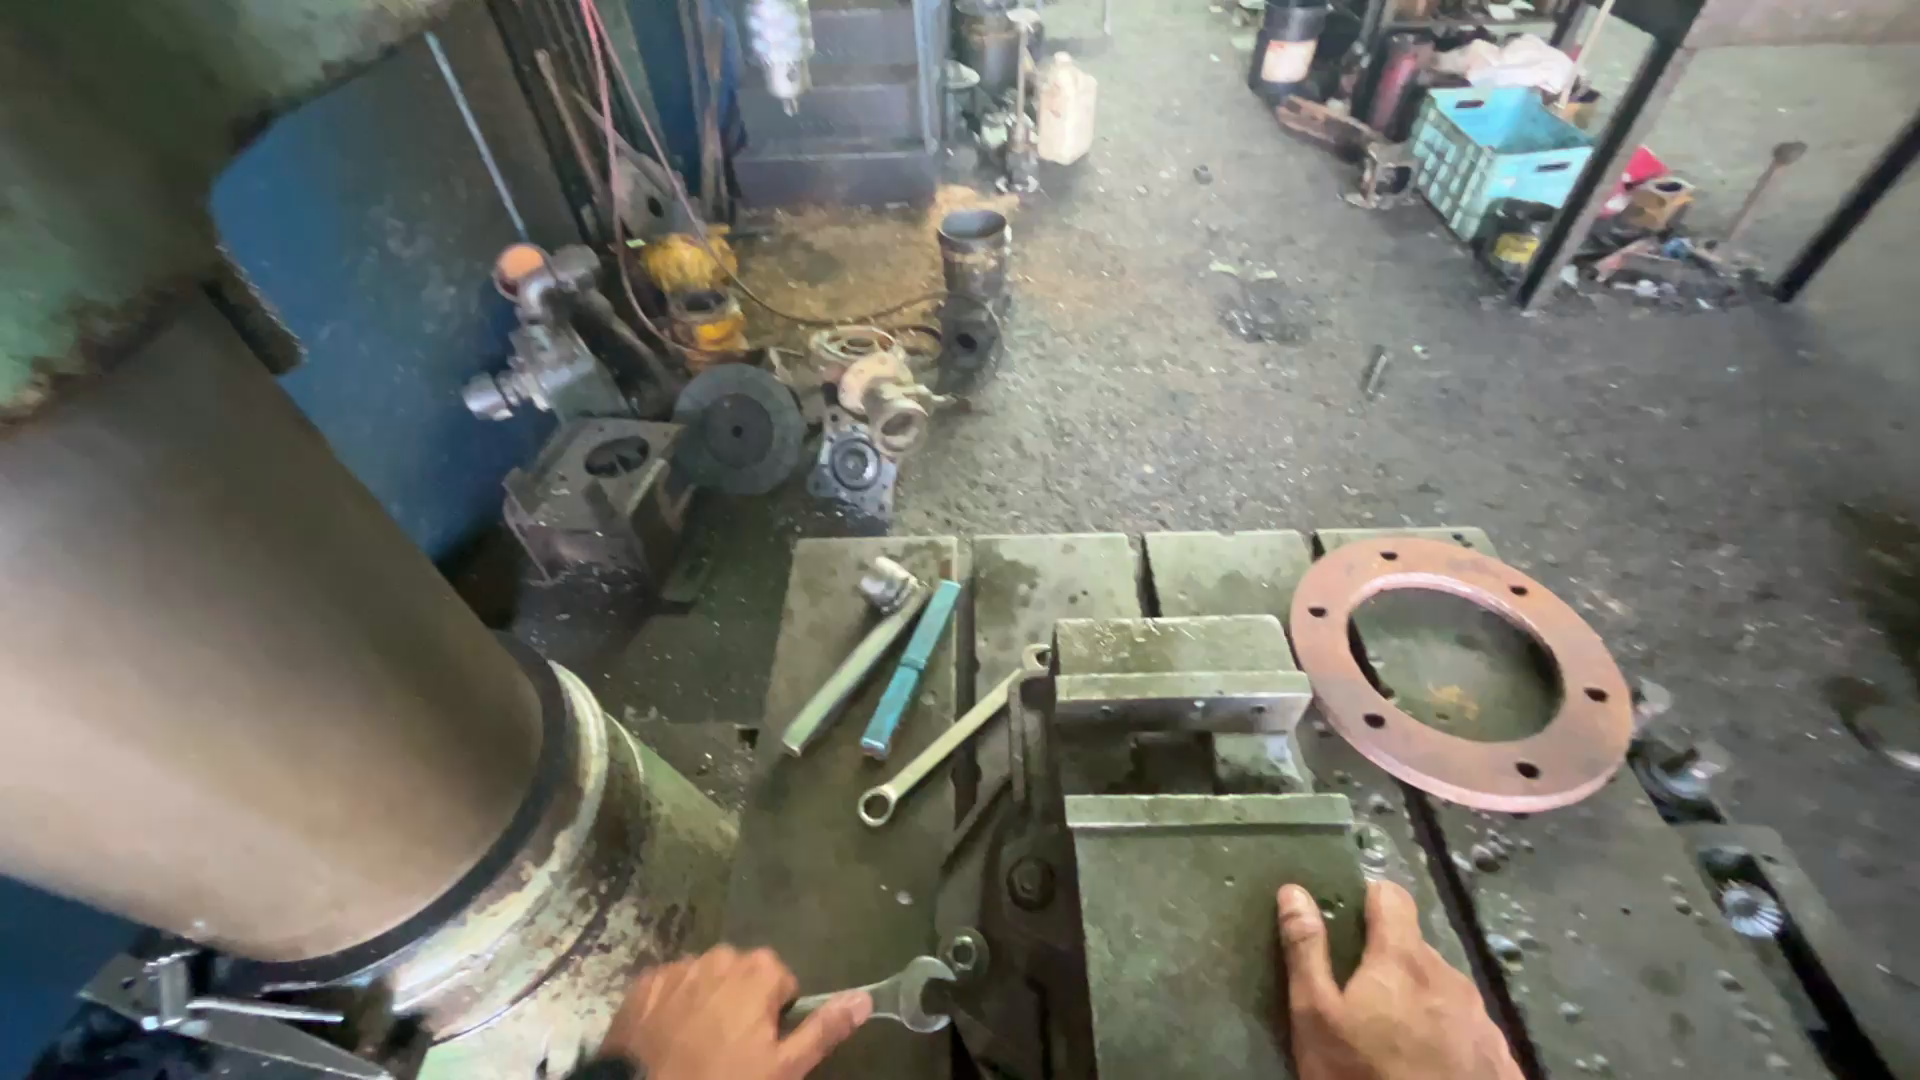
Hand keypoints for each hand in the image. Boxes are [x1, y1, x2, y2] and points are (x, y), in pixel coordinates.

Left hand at [598, 945, 871, 1079]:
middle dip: (742, 1006)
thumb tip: (865, 999)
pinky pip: (670, 988)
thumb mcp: (783, 1069)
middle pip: (744, 978)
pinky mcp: (644, 983)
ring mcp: (680, 966)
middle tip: (730, 1052)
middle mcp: (722, 954)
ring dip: (707, 1005)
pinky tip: (666, 1040)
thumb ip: (824, 1028)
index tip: (760, 1049)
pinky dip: (671, 1008)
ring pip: (707, 981)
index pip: (783, 986)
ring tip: (696, 1049)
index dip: (775, 1019)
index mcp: (760, 969)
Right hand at [1278, 881, 1523, 1079]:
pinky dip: (1449, 1035)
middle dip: (1389, 960)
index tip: (1350, 927)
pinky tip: (1431, 1068)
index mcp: (1404, 961)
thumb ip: (1305, 949)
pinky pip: (1470, 1029)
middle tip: (1362, 1000)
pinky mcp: (1505, 1067)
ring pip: (1444, 988)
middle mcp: (1452, 980)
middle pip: (1416, 947)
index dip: (1369, 902)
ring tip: (1396, 1039)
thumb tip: (1295, 892)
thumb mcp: (1315, 1017)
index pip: (1392, 897)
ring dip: (1420, 998)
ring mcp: (1485, 1025)